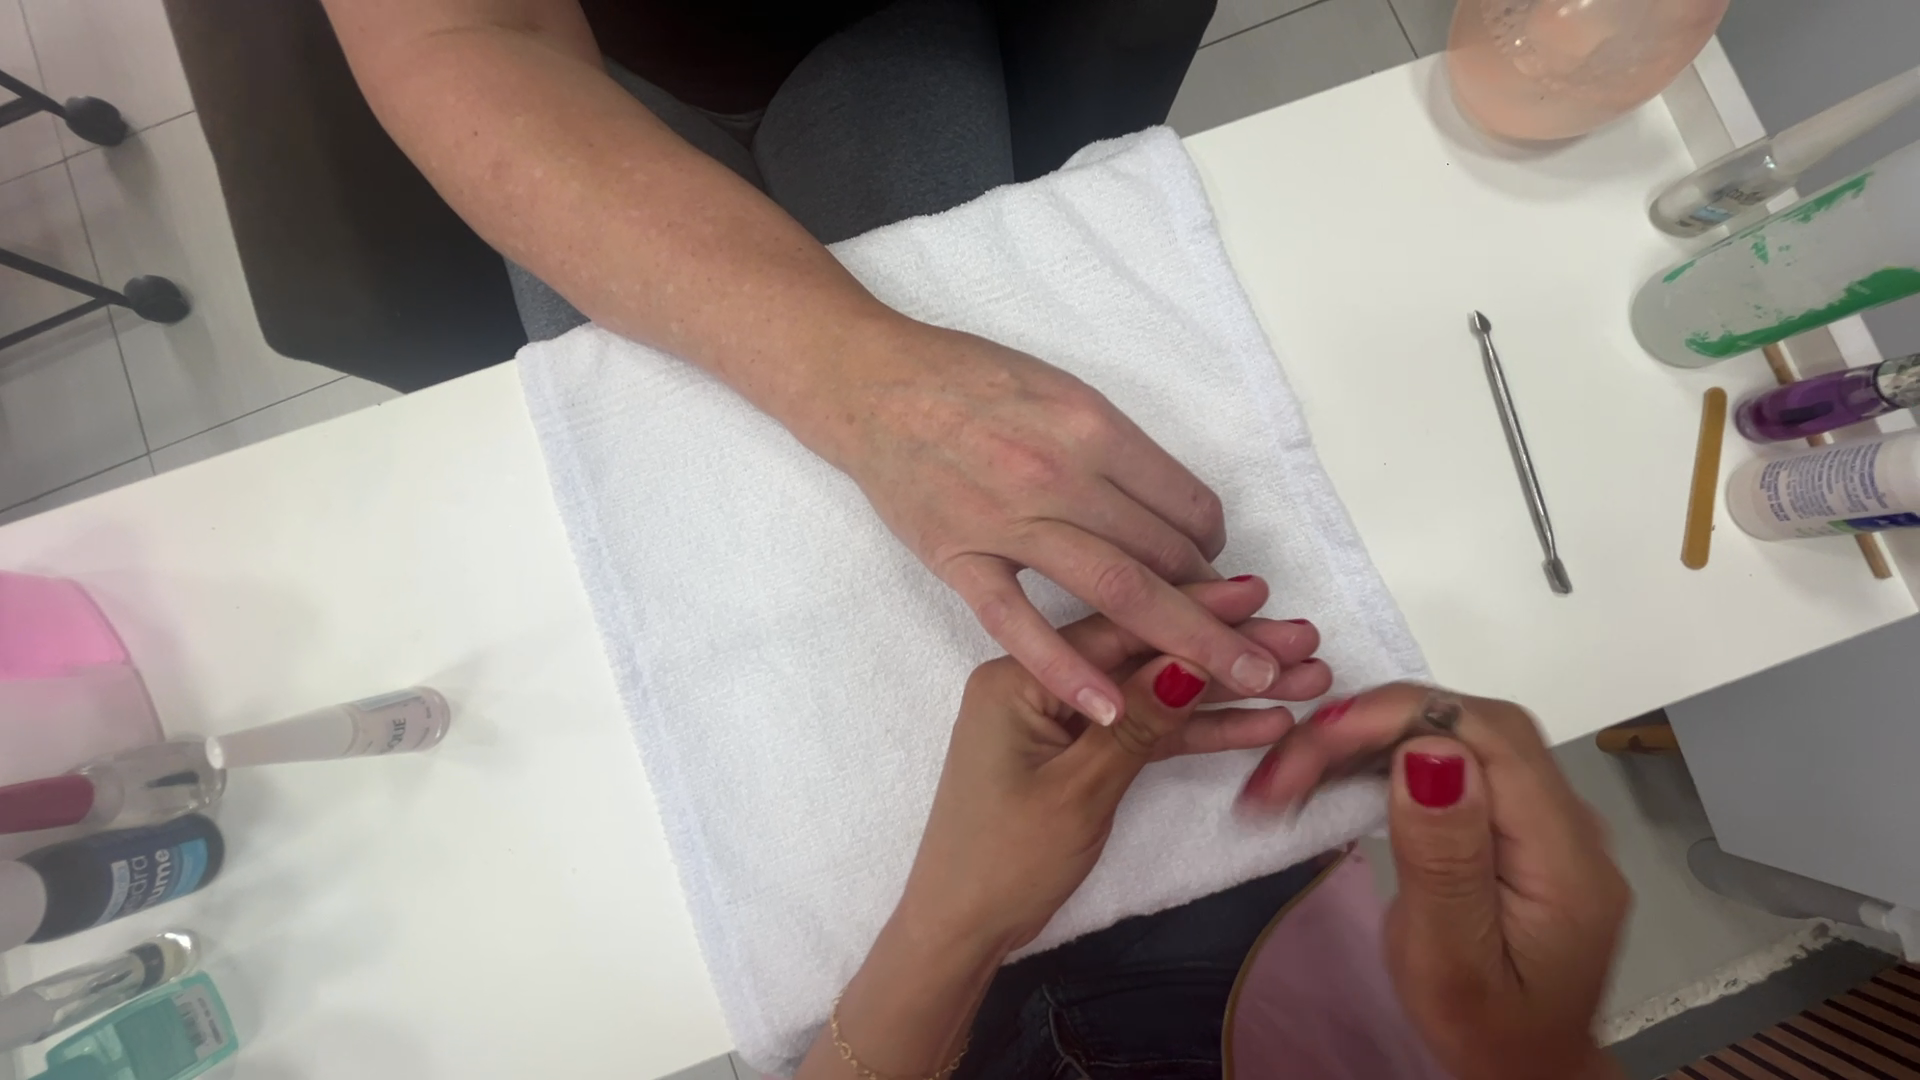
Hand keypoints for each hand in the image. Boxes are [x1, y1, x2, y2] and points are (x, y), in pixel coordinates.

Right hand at [806, 318, 1279, 724]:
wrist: (874, 385)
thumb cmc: (968, 377)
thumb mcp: (1057, 388)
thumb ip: (1114, 445)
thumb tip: (1166, 504)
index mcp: (1092, 425)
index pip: (1185, 502)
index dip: (1215, 545)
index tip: (1217, 569)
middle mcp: (1061, 474)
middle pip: (1164, 553)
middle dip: (1224, 607)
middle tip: (1265, 650)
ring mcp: (1007, 522)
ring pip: (1115, 590)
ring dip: (1186, 640)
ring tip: (1240, 682)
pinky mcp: (959, 560)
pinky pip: (1018, 623)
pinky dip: (1065, 667)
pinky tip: (1109, 709)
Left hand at [900, 577, 1329, 953]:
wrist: (963, 928)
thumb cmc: (1006, 858)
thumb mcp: (1078, 789)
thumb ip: (1136, 721)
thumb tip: (1195, 658)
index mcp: (1018, 675)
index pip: (1116, 630)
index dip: (1191, 613)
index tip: (1258, 596)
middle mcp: (1039, 682)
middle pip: (1141, 658)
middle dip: (1223, 653)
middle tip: (1304, 640)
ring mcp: (1061, 718)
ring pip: (1152, 696)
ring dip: (1224, 694)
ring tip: (1305, 680)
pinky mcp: (1079, 751)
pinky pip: (1142, 733)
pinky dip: (1196, 732)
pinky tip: (1260, 725)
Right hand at [1238, 685, 1630, 1079]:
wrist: (1518, 1063)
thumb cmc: (1479, 1025)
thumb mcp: (1449, 957)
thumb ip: (1444, 857)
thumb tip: (1430, 752)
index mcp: (1564, 855)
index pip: (1487, 737)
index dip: (1396, 717)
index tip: (1314, 742)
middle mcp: (1562, 817)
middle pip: (1463, 722)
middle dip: (1367, 723)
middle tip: (1288, 762)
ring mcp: (1534, 811)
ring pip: (1445, 728)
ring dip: (1361, 736)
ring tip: (1292, 768)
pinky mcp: (1501, 812)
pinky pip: (1438, 752)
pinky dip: (1376, 752)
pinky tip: (1334, 771)